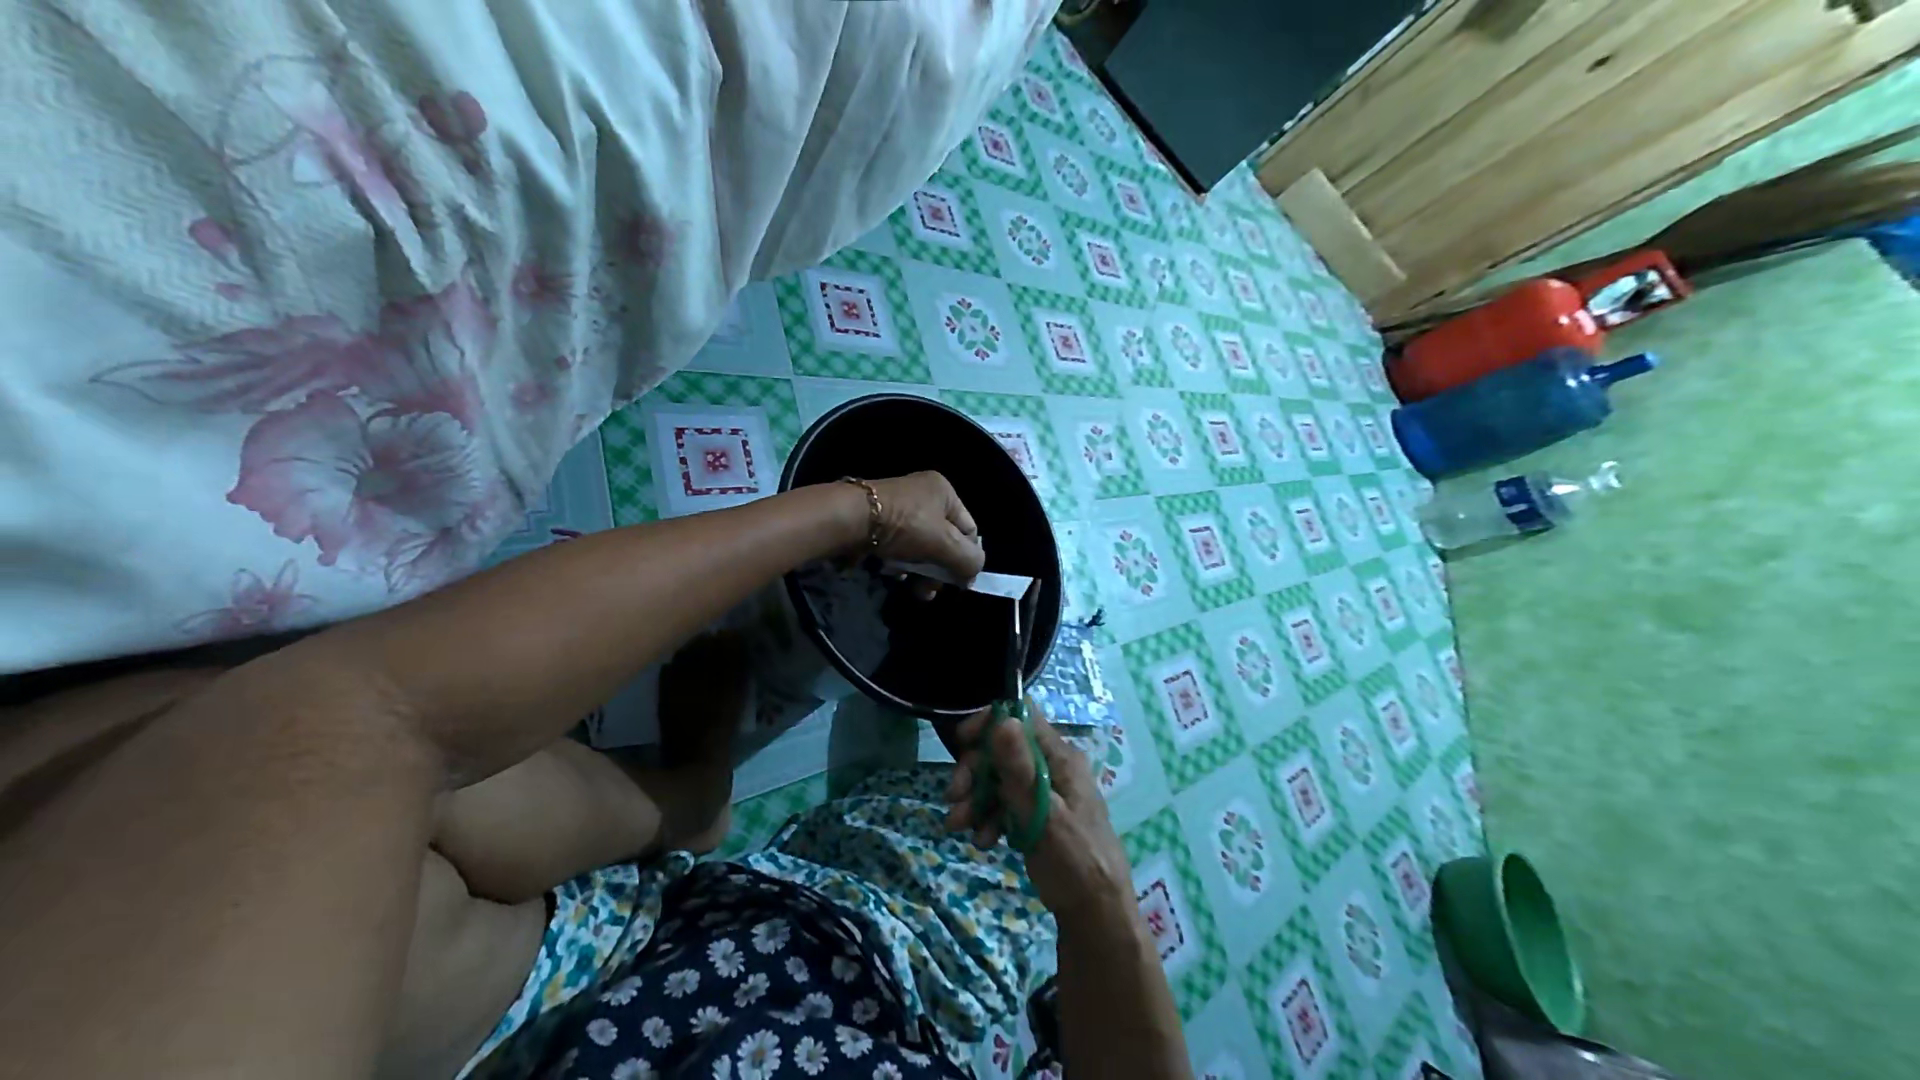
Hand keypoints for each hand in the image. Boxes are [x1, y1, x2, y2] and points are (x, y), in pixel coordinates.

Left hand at [865, 472, 984, 584]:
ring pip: (922, 548)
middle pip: (945, 541)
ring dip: (920, 570)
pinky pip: (901, 547)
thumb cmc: (905, 526)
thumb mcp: (945, 544)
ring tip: (911, 586)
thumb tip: (973, 575)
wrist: (850, 519)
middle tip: (929, 591)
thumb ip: (968, 560)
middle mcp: (924, 495)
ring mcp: (900, 508)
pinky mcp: (880, 522)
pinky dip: (900, 563)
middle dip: (939, 570)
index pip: (970, 530)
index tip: (958, 583)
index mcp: (945, 492)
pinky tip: (893, 574)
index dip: (967, 558)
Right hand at [944, 705, 1133, 917]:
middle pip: (1003, 750)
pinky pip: (1005, 804)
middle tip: (954, 796)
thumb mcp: (1042, 814)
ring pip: (1000, 779)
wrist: (1097, 916)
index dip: (989, 723)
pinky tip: (983, 842)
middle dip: (975, 771)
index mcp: (1061, 758)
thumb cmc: (1074, 861)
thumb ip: (1019, 767)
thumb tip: (1003, 717)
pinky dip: (990, 818)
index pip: (1021, 717)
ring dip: (976, 800)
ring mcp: (1044, 792)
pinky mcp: (1037, 816)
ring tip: (960, 828)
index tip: (962, 744)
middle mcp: (1053, 767)